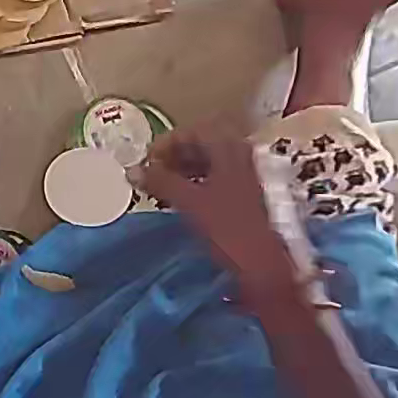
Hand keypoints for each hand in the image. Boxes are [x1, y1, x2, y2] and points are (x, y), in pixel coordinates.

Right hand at [135, 123, 296, 298]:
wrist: (264, 266)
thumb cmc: (228, 229)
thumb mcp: (190, 202)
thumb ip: (161, 182)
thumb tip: (132, 171)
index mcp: (230, 149)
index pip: (193, 131)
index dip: (166, 143)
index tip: (146, 160)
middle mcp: (241, 155)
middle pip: (203, 142)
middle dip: (174, 154)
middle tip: (151, 172)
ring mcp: (247, 174)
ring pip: (210, 160)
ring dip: (184, 168)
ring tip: (161, 185)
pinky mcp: (247, 194)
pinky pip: (217, 176)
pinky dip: (196, 181)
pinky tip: (182, 197)